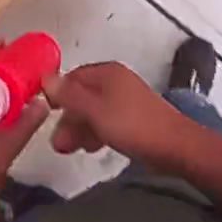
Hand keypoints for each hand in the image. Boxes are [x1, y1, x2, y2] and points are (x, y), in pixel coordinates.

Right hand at [47, 61, 191, 163]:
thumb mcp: (94, 110)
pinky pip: (106, 120)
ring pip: (93, 111)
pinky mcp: (133, 117)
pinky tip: (92, 147)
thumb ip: (69, 95)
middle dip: (68, 118)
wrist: (175, 147)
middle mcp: (115, 81)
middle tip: (58, 143)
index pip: (72, 77)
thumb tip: (46, 77)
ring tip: (70, 149)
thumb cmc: (132, 125)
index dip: (57, 94)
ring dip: (79, 128)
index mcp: (107, 72)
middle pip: (81, 96)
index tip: (46, 115)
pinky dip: (95, 131)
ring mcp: (125, 99)